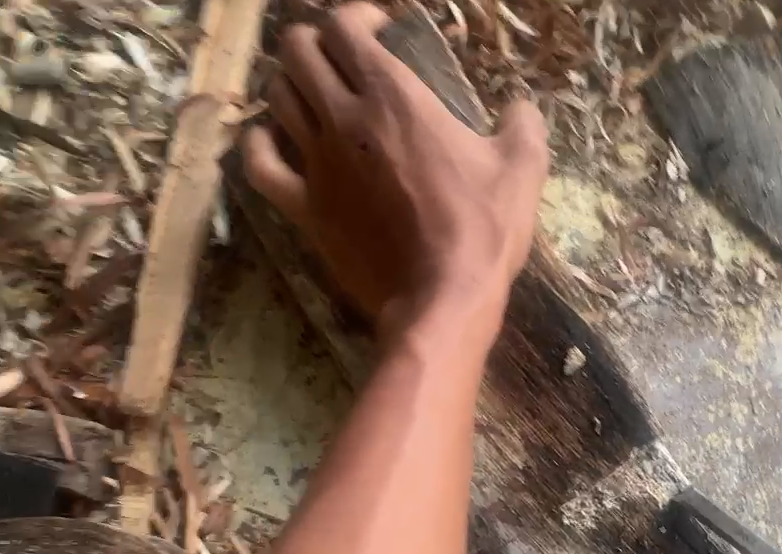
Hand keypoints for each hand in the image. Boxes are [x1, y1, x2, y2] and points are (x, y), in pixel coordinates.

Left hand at [242, 3, 549, 333]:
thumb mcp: (522, 171)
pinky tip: (273, 141)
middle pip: (299, 51)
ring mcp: (318, 166)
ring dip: (290, 86)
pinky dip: (260, 143)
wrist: (442, 299)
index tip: (379, 31)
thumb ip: (522, 125)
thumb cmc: (482, 232)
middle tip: (341, 62)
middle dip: (316, 44)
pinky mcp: (305, 209)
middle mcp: (344, 119)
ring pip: (276, 98)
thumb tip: (520, 108)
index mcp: (392, 96)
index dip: (358, 17)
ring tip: (313, 98)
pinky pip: (259, 163)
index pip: (345, 25)